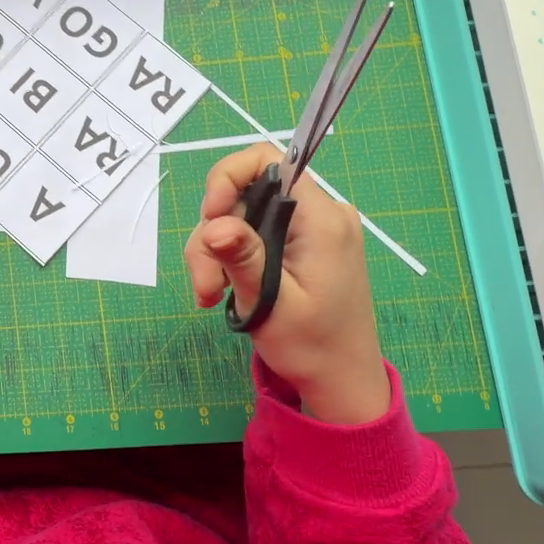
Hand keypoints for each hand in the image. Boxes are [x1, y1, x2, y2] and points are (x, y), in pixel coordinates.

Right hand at [182, 144, 388, 423]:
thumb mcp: (270, 303)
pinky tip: (220, 290)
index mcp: (321, 222)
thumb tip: (215, 224)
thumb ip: (244, 258)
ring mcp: (307, 231)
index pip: (267, 162)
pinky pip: (248, 235)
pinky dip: (227, 259)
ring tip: (209, 294)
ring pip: (237, 218)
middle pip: (242, 196)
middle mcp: (317, 216)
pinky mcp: (297, 246)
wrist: (340, 382)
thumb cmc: (312, 347)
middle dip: (212, 234)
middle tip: (203, 281)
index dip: (228, 178)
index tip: (209, 215)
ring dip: (213, 254)